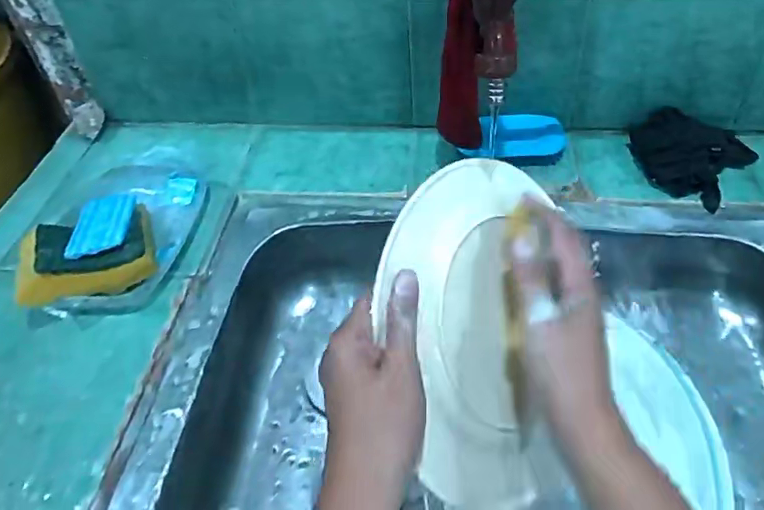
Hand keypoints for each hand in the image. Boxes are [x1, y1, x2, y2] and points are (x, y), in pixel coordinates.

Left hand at [317, 271, 424, 509]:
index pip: (370, 297)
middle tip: (428, 332)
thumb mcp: (402, 369)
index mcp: (343, 341)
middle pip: (370, 323)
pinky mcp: (347, 400)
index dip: (396, 295)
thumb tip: (404, 274)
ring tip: (422, 358)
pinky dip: (388, 371)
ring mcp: (338, 379)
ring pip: (372, 348)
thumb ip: (402, 321)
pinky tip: (408, 384)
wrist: (366, 489)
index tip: (424, 299)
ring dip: (395, 351)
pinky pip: (369, 369)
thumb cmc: (385, 426)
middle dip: (398, 326)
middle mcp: (334, 355)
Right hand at [505, 199, 624, 456]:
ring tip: (525, 238)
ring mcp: (584, 312)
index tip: (523, 198)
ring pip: (567, 267)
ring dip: (548, 247)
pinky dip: (546, 270)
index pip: (564, 238)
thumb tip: (521, 236)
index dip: (545, 215)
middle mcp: (587, 293)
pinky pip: (561, 284)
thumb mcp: (538, 322)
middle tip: (525, 212)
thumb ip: (529, 279)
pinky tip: (531, 281)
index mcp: (581, 287)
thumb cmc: (560, 372)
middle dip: (550, 226)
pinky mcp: (576, 328)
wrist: (585, 425)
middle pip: (571, 249)